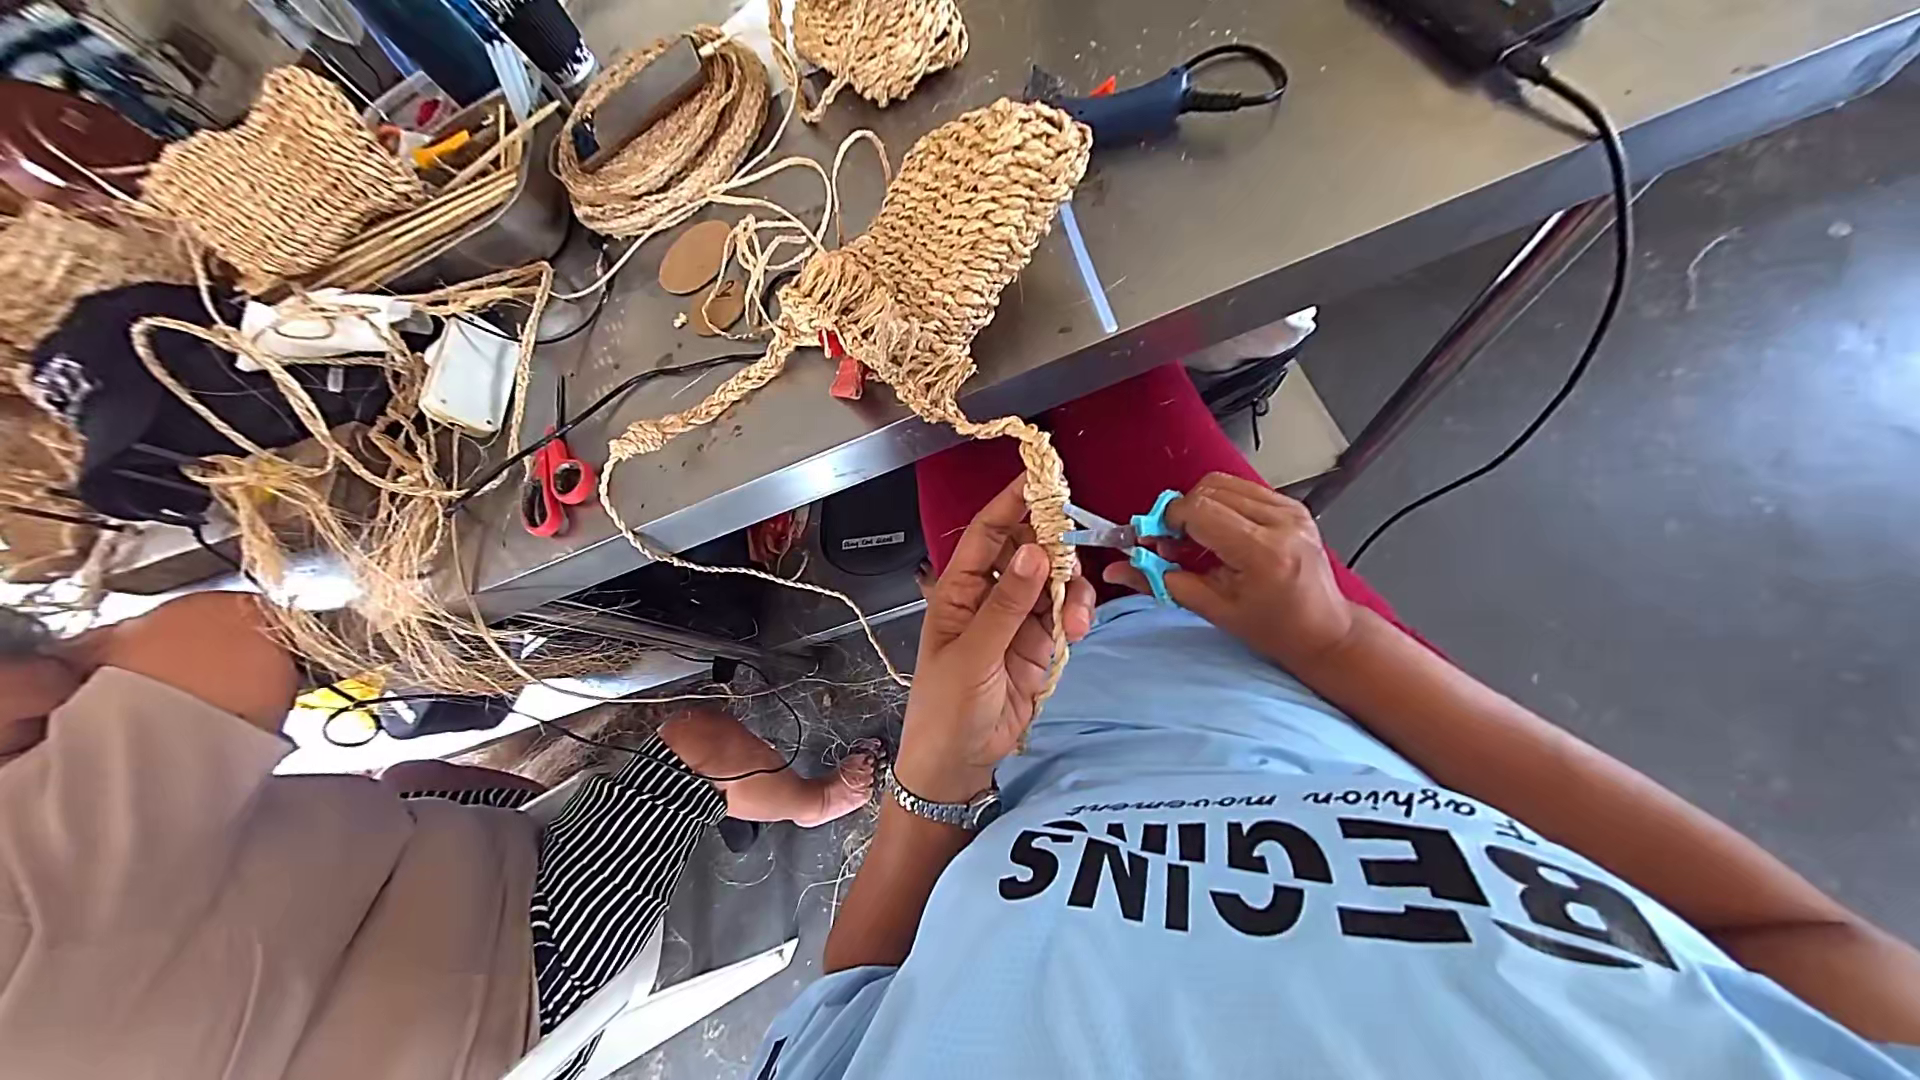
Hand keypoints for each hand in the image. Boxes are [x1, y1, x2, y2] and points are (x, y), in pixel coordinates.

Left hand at [897, 477, 1095, 802]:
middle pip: (1026, 551)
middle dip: (1052, 549)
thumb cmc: (947, 708)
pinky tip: (1077, 629)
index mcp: (958, 589)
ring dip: (1068, 589)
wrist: (958, 764)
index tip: (1041, 479)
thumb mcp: (974, 654)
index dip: (1012, 503)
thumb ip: (1007, 605)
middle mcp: (988, 596)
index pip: (987, 533)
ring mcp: (1016, 620)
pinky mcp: (1038, 644)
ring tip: (1075, 616)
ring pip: (1051, 582)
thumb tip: (1034, 551)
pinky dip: (1075, 615)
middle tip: (1073, 555)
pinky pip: (1062, 614)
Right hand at [1105, 472, 1357, 671]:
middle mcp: (1281, 522)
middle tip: (1171, 544)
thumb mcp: (1211, 609)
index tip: (1154, 541)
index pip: (1199, 511)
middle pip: (1207, 491)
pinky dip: (1219, 506)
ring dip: (1198, 507)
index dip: (1166, 522)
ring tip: (1195, 540)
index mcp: (1263, 551)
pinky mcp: (1291, 506)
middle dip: (1179, 514)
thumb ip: (1160, 581)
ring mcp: (1290, 510)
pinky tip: (1217, 535)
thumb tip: (1118, 569)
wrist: (1324, 630)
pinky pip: (1240, 489)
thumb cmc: (1272, 628)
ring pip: (1221, 485)